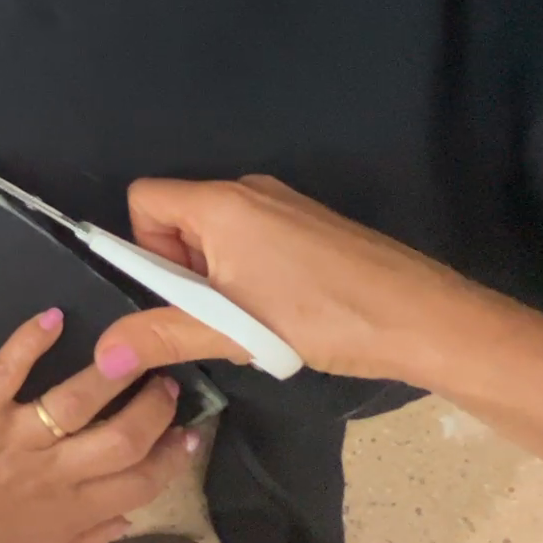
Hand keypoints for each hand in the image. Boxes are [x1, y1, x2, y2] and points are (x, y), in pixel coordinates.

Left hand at [0, 309, 201, 542]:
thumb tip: (129, 520)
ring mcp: (18, 433)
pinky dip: (31, 339)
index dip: (172, 457)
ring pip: (77, 399)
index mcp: (74, 511)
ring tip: (130, 351)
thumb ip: (87, 539)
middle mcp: (56, 470)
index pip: (140, 482)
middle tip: (167, 379)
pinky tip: (52, 316)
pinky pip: (10, 366)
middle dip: (151, 408)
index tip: (193, 433)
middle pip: (120, 436)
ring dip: (109, 373)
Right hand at [92, 176, 487, 385]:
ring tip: (258, 315)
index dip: (145, 243)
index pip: (142, 198)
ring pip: (216, 230)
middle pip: (177, 215)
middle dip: (185, 265)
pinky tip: (289, 307)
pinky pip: (252, 233)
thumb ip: (161, 334)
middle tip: (221, 311)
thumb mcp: (233, 331)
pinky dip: (252, 268)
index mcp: (217, 201)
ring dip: (219, 271)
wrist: (440, 324)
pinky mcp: (311, 221)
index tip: (181, 288)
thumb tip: (102, 355)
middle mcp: (244, 188)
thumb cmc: (325, 316)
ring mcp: (283, 201)